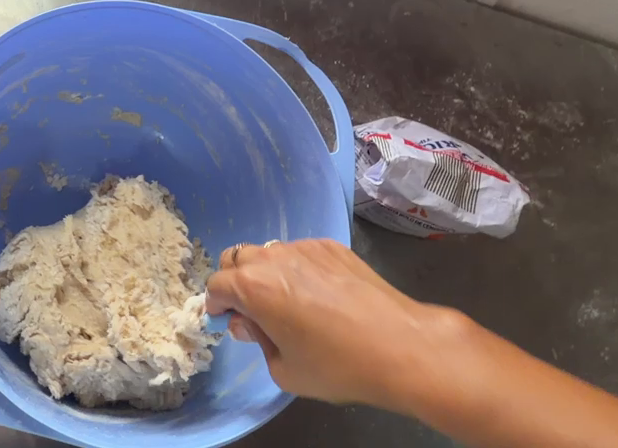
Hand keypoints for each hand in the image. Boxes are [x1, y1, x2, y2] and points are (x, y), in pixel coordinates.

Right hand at [206, 238, 466, 411]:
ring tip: (289, 300)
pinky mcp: (329, 245)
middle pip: (236, 258)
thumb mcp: (286, 371)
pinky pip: (300, 252)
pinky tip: (321, 294)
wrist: (400, 345)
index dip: (217, 304)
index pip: (216, 285)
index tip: (227, 319)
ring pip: (268, 252)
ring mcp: (301, 247)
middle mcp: (270, 258)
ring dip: (266, 271)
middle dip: (236, 281)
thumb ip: (258, 342)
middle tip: (254, 308)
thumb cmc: (337, 366)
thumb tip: (249, 324)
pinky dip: (298, 268)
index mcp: (252, 287)